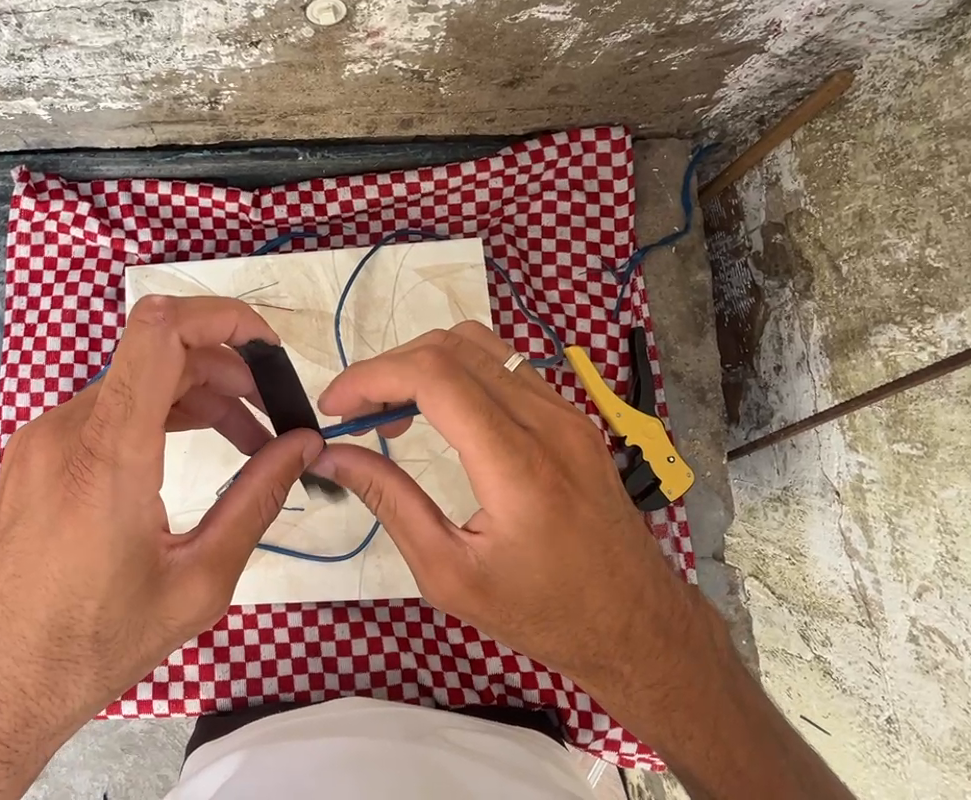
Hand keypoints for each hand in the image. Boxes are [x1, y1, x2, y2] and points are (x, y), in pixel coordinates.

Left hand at [0, 296, 320, 799]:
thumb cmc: (95, 645)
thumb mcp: (197, 583)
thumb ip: (257, 500)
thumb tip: (304, 446)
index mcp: (108, 452)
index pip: (159, 330)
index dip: (219, 315)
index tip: (266, 344)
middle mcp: (67, 427)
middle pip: (158, 354)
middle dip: (225, 372)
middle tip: (271, 418)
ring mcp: (41, 438)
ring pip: (133, 383)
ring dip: (194, 398)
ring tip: (242, 442)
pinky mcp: (32, 455)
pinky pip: (104, 412)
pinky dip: (154, 418)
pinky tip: (182, 456)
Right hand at [314, 321, 853, 799]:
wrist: (638, 626)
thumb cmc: (541, 614)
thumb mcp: (449, 575)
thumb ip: (389, 502)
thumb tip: (333, 456)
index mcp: (517, 464)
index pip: (433, 376)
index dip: (371, 377)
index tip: (334, 406)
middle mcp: (546, 421)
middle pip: (450, 346)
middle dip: (388, 367)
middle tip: (357, 413)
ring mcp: (566, 411)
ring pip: (479, 343)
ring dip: (422, 362)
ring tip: (394, 411)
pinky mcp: (572, 415)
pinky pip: (504, 364)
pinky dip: (456, 371)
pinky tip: (439, 413)